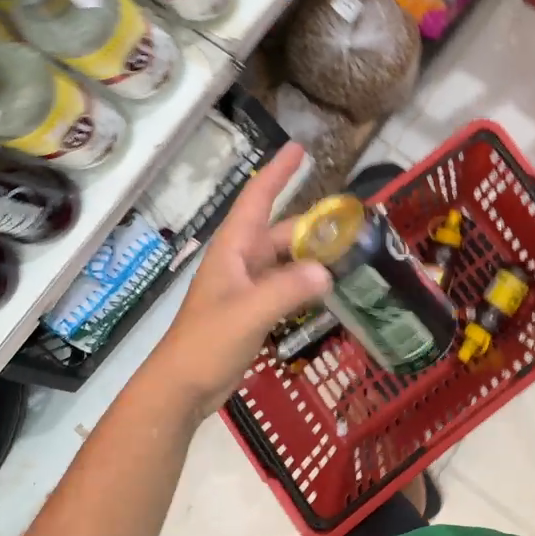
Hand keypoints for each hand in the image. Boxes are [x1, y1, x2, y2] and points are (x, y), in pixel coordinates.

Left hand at [147, 145, 331, 422]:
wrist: (181, 388)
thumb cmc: (206, 343)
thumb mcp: (248, 313)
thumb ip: (286, 290)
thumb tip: (327, 270)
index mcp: (234, 249)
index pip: (257, 198)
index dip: (278, 171)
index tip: (299, 147)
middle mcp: (241, 260)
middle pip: (282, 230)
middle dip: (314, 224)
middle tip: (353, 224)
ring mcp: (247, 286)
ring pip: (287, 259)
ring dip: (313, 254)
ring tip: (351, 254)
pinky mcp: (254, 309)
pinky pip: (286, 284)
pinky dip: (307, 281)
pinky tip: (330, 288)